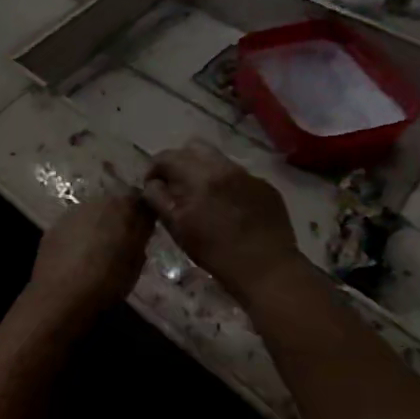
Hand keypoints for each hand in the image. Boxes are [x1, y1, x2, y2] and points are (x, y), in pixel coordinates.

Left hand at [26, 193, 154, 321]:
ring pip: (92, 213)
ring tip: (98, 250)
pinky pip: (74, 225)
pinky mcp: (54, 225)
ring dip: (98, 225)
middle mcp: (96, 202)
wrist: (59, 294)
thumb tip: (141, 227)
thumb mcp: (135, 263)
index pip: (140, 200)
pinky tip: (78, 255)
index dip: (143, 214)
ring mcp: (72, 212)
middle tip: (122, 241)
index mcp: (122, 207)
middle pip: (113, 204)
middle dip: (119, 218)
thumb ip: (141, 238)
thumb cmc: (106, 281)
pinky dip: (79, 235)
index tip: (145, 230)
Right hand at [143, 140, 301, 302]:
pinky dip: (227, 185)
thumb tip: (151, 184)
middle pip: (194, 147)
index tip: (153, 186)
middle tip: (176, 186)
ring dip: (204, 172)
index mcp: (199, 176)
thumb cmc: (216, 254)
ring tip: (204, 198)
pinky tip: (230, 209)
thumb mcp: (178, 229)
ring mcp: (248, 175)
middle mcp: (224, 167)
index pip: (167, 156)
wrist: (267, 270)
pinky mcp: (266, 186)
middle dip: (180, 162)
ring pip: (218, 160)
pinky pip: (239, 176)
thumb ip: (158, 199)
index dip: (154, 169)